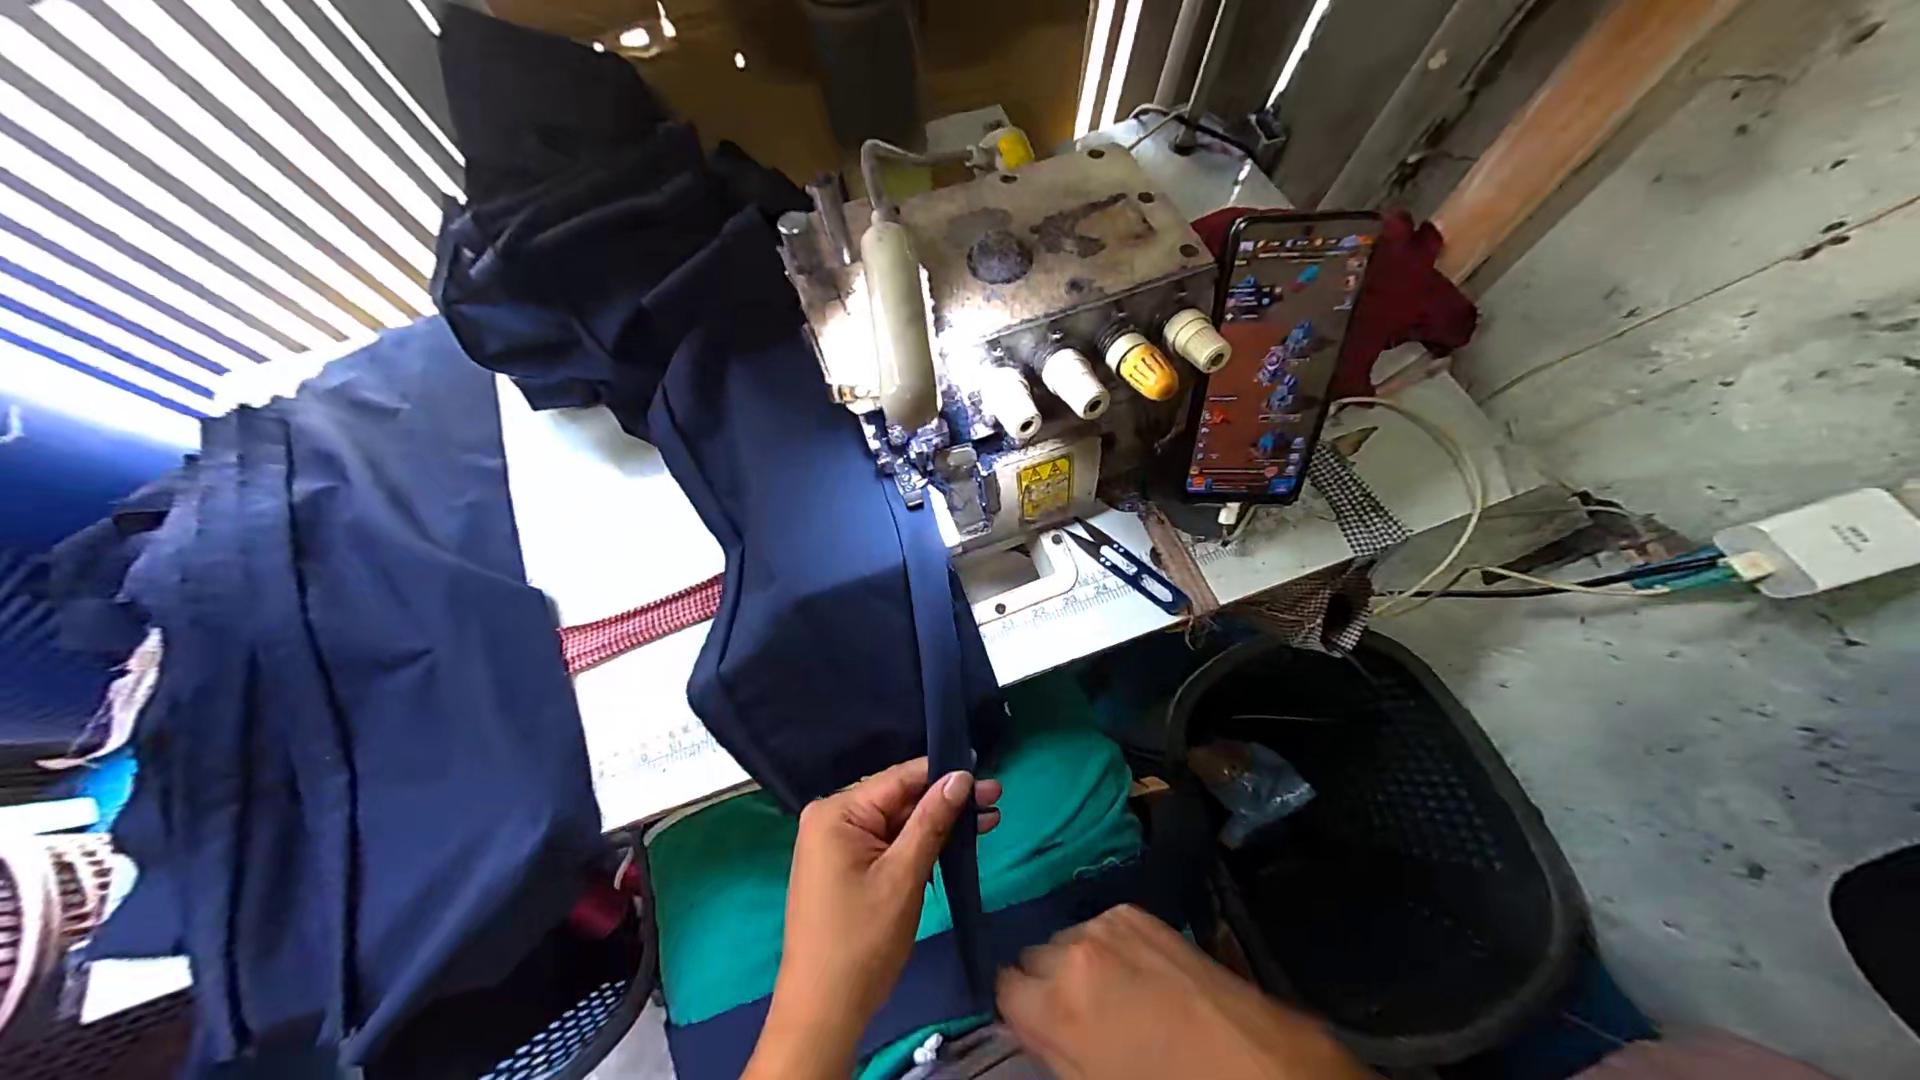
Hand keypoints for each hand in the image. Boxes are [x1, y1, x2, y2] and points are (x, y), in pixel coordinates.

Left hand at [743, 758, 1001, 1079]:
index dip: (942, 772)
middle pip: (899, 798)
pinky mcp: (846, 865)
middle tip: (995, 797)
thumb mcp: (904, 875)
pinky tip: (955, 842)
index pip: (898, 778)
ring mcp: (837, 843)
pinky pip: (888, 843)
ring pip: (897, 822)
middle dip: (946, 801)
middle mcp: (832, 818)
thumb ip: (931, 820)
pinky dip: (920, 845)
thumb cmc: (862, 941)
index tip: (982, 767)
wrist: (824, 1013)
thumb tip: (960, 776)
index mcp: (836, 812)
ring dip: (938, 824)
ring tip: (987, 818)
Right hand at [997, 905, 1374, 1079]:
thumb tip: (1024, 1018)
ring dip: (1076, 962)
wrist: (1253, 1065)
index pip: (1002, 985)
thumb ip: (1047, 1047)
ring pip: (1064, 938)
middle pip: (1031, 957)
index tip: (1038, 1024)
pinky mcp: (1134, 911)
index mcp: (1057, 1004)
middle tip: (1081, 1016)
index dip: (1018, 1008)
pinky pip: (1097, 926)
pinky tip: (1137, 974)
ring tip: (1115, 995)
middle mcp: (1073, 950)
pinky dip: (1105, 946)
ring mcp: (1105, 924)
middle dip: (1046, 984)